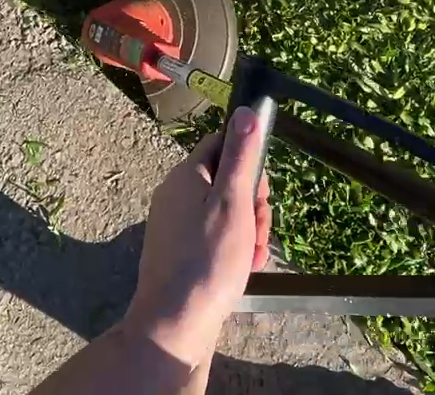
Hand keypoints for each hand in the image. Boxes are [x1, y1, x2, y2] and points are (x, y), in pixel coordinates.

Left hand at [122, 106, 272, 368]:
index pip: (222, 145)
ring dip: (246, 230)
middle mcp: (175, 192)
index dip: (248, 165)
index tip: (261, 192)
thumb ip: (241, 155)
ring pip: (223, 212)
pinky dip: (231, 249)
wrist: (175, 322)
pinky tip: (243, 270)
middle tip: (259, 231)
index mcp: (186, 174)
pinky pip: (211, 237)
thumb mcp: (234, 201)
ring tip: (253, 257)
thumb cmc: (208, 258)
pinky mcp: (177, 250)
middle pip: (225, 181)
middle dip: (251, 204)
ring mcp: (174, 223)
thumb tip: (245, 111)